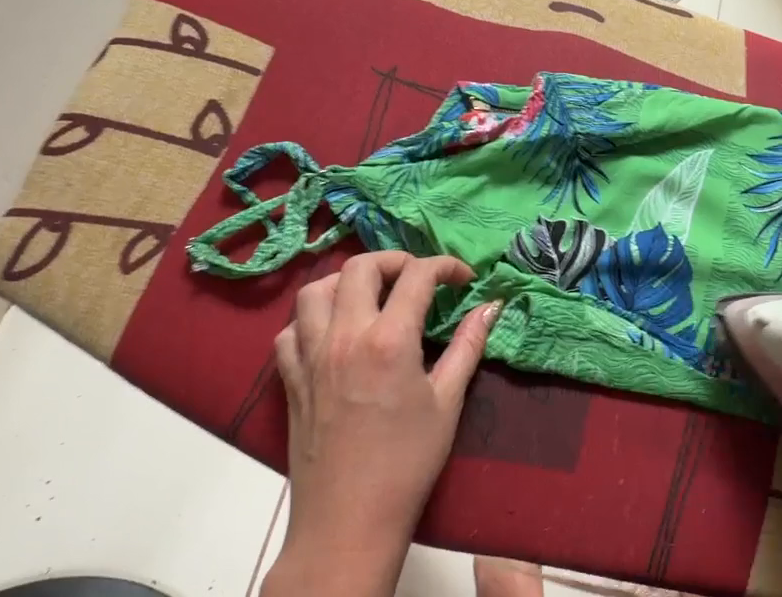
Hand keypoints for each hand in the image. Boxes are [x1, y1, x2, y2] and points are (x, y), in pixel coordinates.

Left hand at [261, 252, 500, 596]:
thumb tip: (491, 306)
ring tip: (373, 296)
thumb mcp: (448, 401)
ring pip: (316, 290)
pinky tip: (335, 332)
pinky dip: (313, 319)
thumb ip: (468, 346)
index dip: (445, 266)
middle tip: (418, 279)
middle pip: (361, 267)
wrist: (349, 520)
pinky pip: (291, 330)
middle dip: (395, 261)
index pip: (416, 274)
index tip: (463, 278)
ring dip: (348, 281)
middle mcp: (344, 336)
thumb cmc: (407, 462)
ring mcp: (310, 357)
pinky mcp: (290, 379)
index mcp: (388, 340)